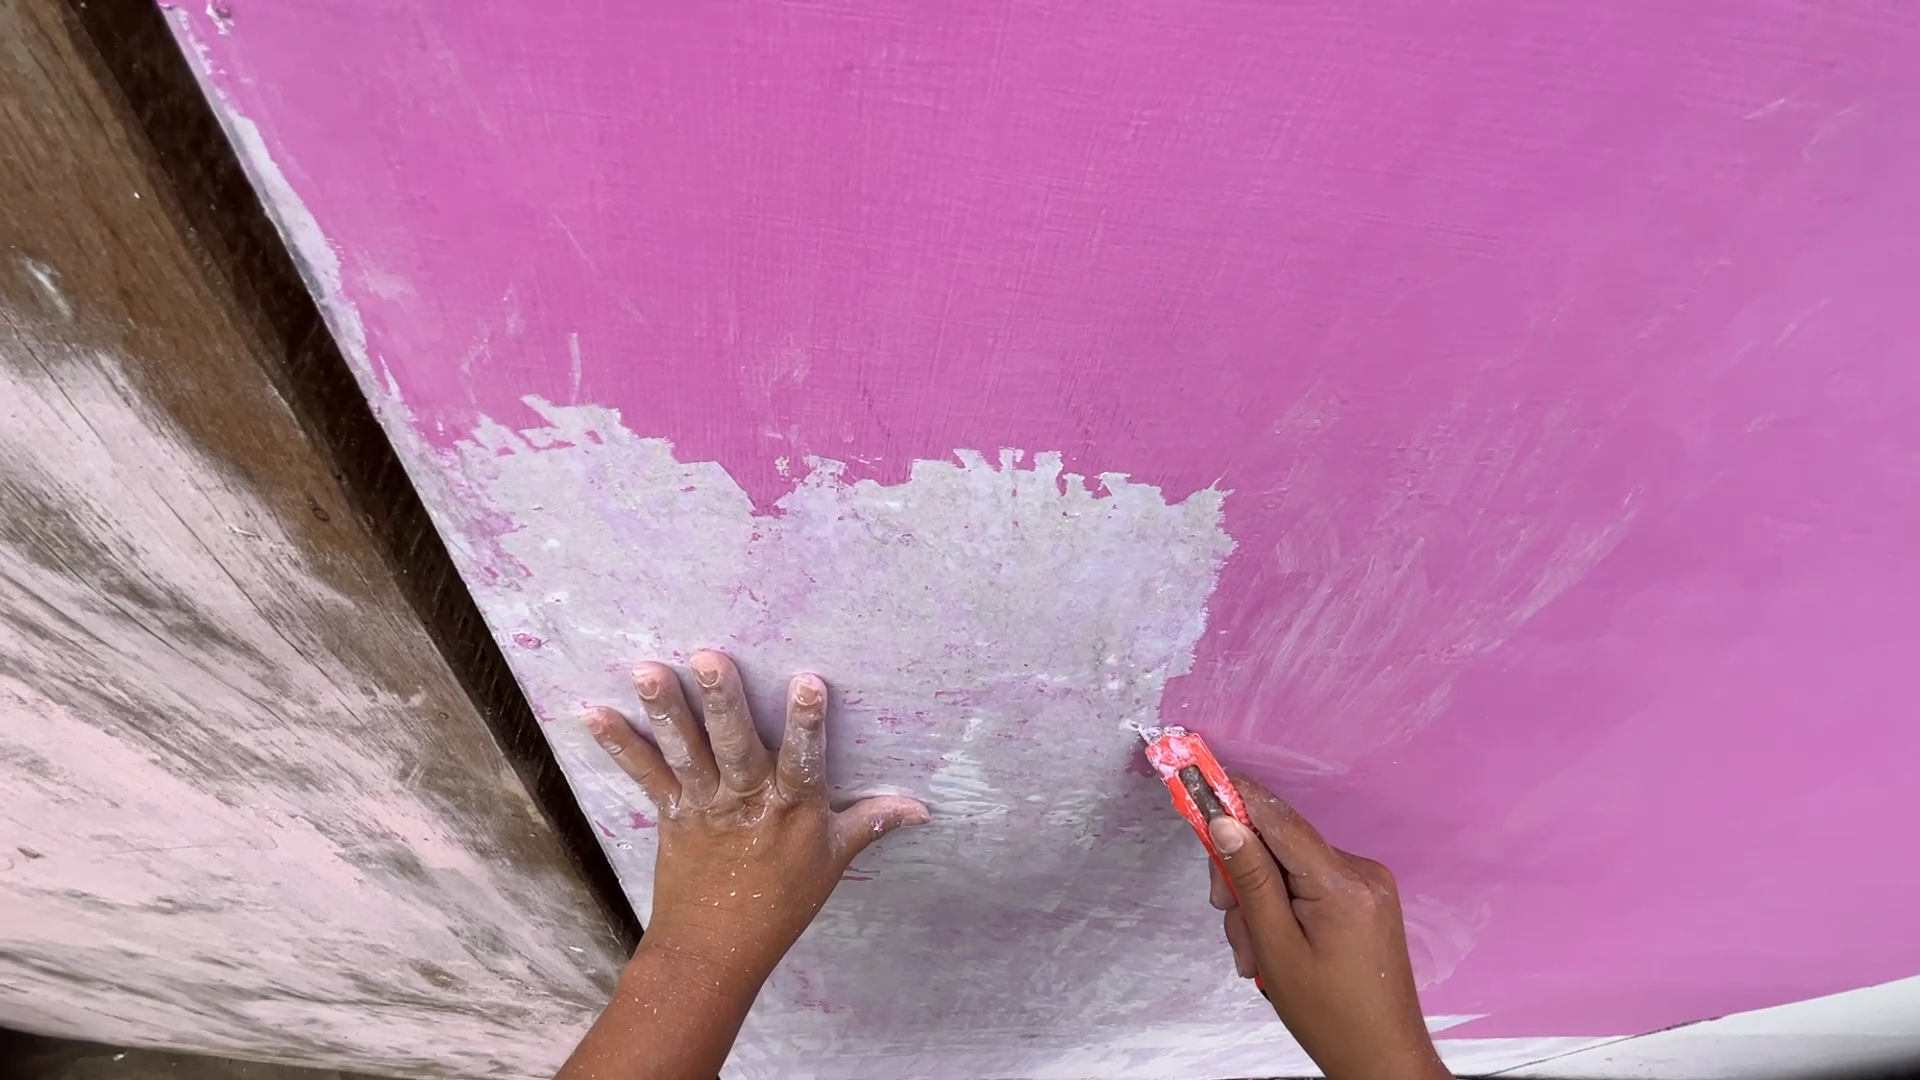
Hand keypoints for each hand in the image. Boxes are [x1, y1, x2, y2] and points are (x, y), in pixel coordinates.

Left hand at [556, 650, 927, 1079]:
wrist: (714, 952)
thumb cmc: (782, 901)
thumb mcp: (834, 859)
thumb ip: (872, 821)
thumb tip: (923, 808)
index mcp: (792, 808)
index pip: (804, 759)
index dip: (807, 722)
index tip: (807, 681)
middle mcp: (746, 800)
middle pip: (735, 745)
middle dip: (723, 701)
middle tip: (709, 657)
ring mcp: (704, 805)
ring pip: (686, 752)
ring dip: (665, 711)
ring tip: (648, 670)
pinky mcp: (671, 813)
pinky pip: (643, 774)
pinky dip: (619, 744)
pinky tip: (594, 712)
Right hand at [1207, 777, 1450, 1079]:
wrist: (1384, 1065)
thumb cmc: (1327, 1014)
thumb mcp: (1274, 946)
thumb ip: (1249, 878)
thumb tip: (1223, 821)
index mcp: (1342, 883)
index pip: (1278, 818)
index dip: (1234, 796)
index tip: (1195, 783)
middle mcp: (1360, 870)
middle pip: (1278, 842)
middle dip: (1242, 872)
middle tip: (1223, 910)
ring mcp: (1365, 883)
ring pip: (1286, 865)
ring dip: (1258, 898)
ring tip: (1253, 949)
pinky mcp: (1363, 897)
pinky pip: (1305, 880)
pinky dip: (1280, 903)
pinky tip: (1273, 942)